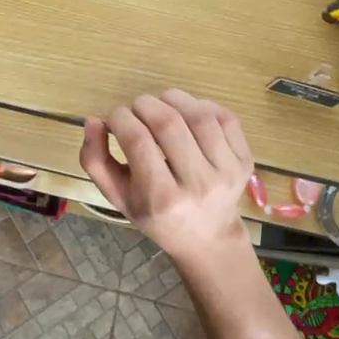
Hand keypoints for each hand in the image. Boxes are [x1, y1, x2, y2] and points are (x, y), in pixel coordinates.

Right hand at [80, 90, 253, 274]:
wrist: (208, 239)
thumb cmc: (155, 216)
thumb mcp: (118, 197)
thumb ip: (95, 160)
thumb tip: (93, 120)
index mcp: (161, 199)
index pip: (138, 141)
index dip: (120, 118)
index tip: (114, 119)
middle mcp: (197, 186)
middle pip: (169, 123)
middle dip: (144, 104)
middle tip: (136, 109)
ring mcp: (227, 172)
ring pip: (199, 115)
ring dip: (173, 99)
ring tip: (160, 105)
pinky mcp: (244, 161)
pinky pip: (225, 117)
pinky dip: (202, 105)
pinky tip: (188, 112)